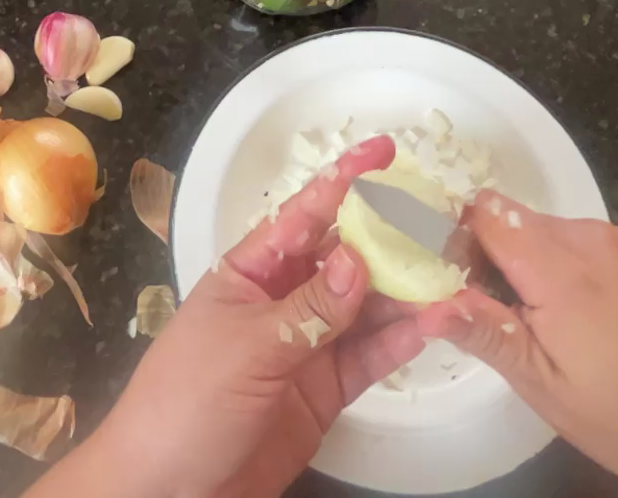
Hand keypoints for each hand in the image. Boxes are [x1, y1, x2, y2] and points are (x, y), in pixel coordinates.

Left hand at [30, 136, 424, 497]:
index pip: (303, 213)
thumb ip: (308, 307)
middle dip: (387, 237)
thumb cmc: (186, 402)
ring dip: (404, 292)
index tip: (384, 153)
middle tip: (437, 223)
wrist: (167, 494)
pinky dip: (400, 341)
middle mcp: (283, 297)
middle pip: (343, 256)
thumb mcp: (246, 346)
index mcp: (251, 270)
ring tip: (450, 278)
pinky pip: (369, 355)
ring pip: (364, 306)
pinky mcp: (325, 389)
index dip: (344, 180)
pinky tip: (434, 324)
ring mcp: (307, 344)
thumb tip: (358, 257)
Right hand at [419, 192, 617, 497]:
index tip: (460, 287)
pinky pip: (567, 238)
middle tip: (498, 316)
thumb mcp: (546, 386)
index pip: (483, 213)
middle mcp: (586, 238)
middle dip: (485, 255)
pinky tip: (574, 317)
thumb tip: (426, 305)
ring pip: (535, 226)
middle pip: (506, 216)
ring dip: (518, 260)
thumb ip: (486, 333)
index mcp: (560, 269)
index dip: (458, 241)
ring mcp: (612, 240)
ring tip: (539, 324)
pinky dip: (550, 263)